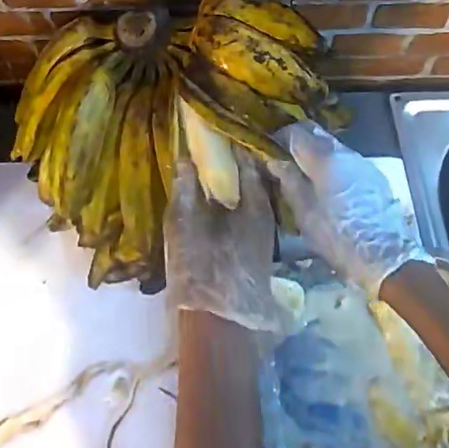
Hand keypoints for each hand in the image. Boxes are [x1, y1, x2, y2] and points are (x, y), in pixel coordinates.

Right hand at [164, 150, 283, 332]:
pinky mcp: (256, 244)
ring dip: (235, 177)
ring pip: (250, 192)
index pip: (248, 159)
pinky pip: (247, 208)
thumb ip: (185, 188)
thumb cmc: (200, 268)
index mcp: (253, 202)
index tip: (217, 125)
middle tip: (213, 139)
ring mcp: (263, 229)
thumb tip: (184, 158)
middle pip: (252, 174)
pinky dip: (235, 195)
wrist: (218, 323)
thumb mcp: (183, 224)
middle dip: (235, 157)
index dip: (233, 142)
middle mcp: (264, 211)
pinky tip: (218, 193)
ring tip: (213, 159)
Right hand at [268, 120, 425, 296]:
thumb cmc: (338, 237)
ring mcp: (361, 161)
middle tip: (283, 160)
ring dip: (315, 153)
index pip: (295, 131)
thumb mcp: (305, 213)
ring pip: (332, 145)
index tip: (269, 152)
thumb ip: (289, 180)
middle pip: (315, 132)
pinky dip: (332, 164)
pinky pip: (346, 160)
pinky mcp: (373, 175)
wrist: (387, 258)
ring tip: (304, 174)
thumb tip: (275, 160)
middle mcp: (344, 152)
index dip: (278, 138)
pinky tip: (328, 186)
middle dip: (297, 140)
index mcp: (324, 158)